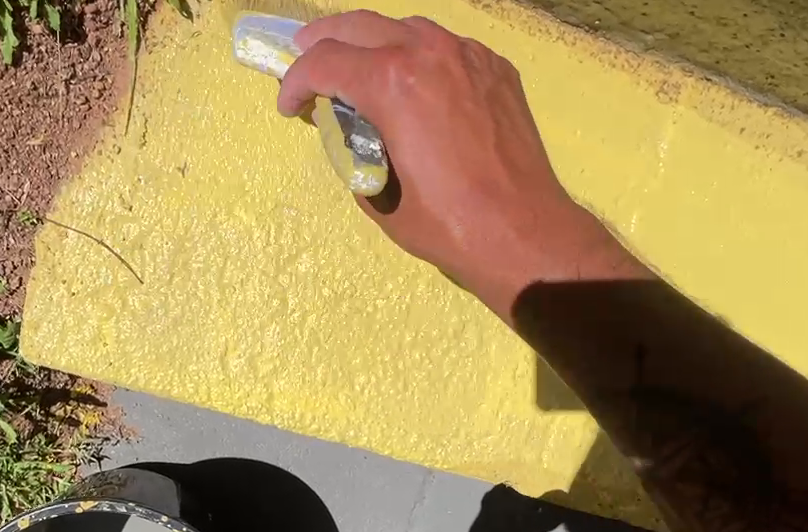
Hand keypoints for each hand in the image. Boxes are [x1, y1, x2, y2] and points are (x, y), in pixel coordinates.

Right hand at [278, 12, 646, 315]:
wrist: (518, 230)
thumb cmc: (445, 224)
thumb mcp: (379, 196)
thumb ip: (358, 152)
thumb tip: (358, 135)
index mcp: (393, 83)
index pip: (325, 62)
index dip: (295, 82)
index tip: (288, 106)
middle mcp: (429, 52)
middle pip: (360, 25)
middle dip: (323, 40)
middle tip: (305, 55)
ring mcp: (468, 55)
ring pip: (407, 27)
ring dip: (374, 41)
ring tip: (359, 64)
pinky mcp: (495, 69)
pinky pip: (446, 47)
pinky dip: (419, 56)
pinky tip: (415, 83)